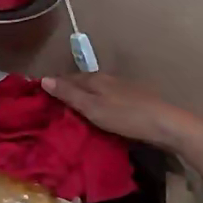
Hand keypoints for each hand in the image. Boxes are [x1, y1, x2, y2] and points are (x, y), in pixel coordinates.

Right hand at [40, 72, 199, 149]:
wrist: (165, 124)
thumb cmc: (126, 116)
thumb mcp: (93, 108)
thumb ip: (69, 94)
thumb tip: (43, 79)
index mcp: (94, 78)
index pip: (66, 78)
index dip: (51, 86)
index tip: (37, 97)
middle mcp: (106, 79)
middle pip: (80, 83)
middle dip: (65, 91)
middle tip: (49, 107)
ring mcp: (120, 88)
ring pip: (93, 90)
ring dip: (80, 98)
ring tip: (68, 112)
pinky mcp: (131, 99)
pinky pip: (104, 98)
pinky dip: (94, 104)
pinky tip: (93, 115)